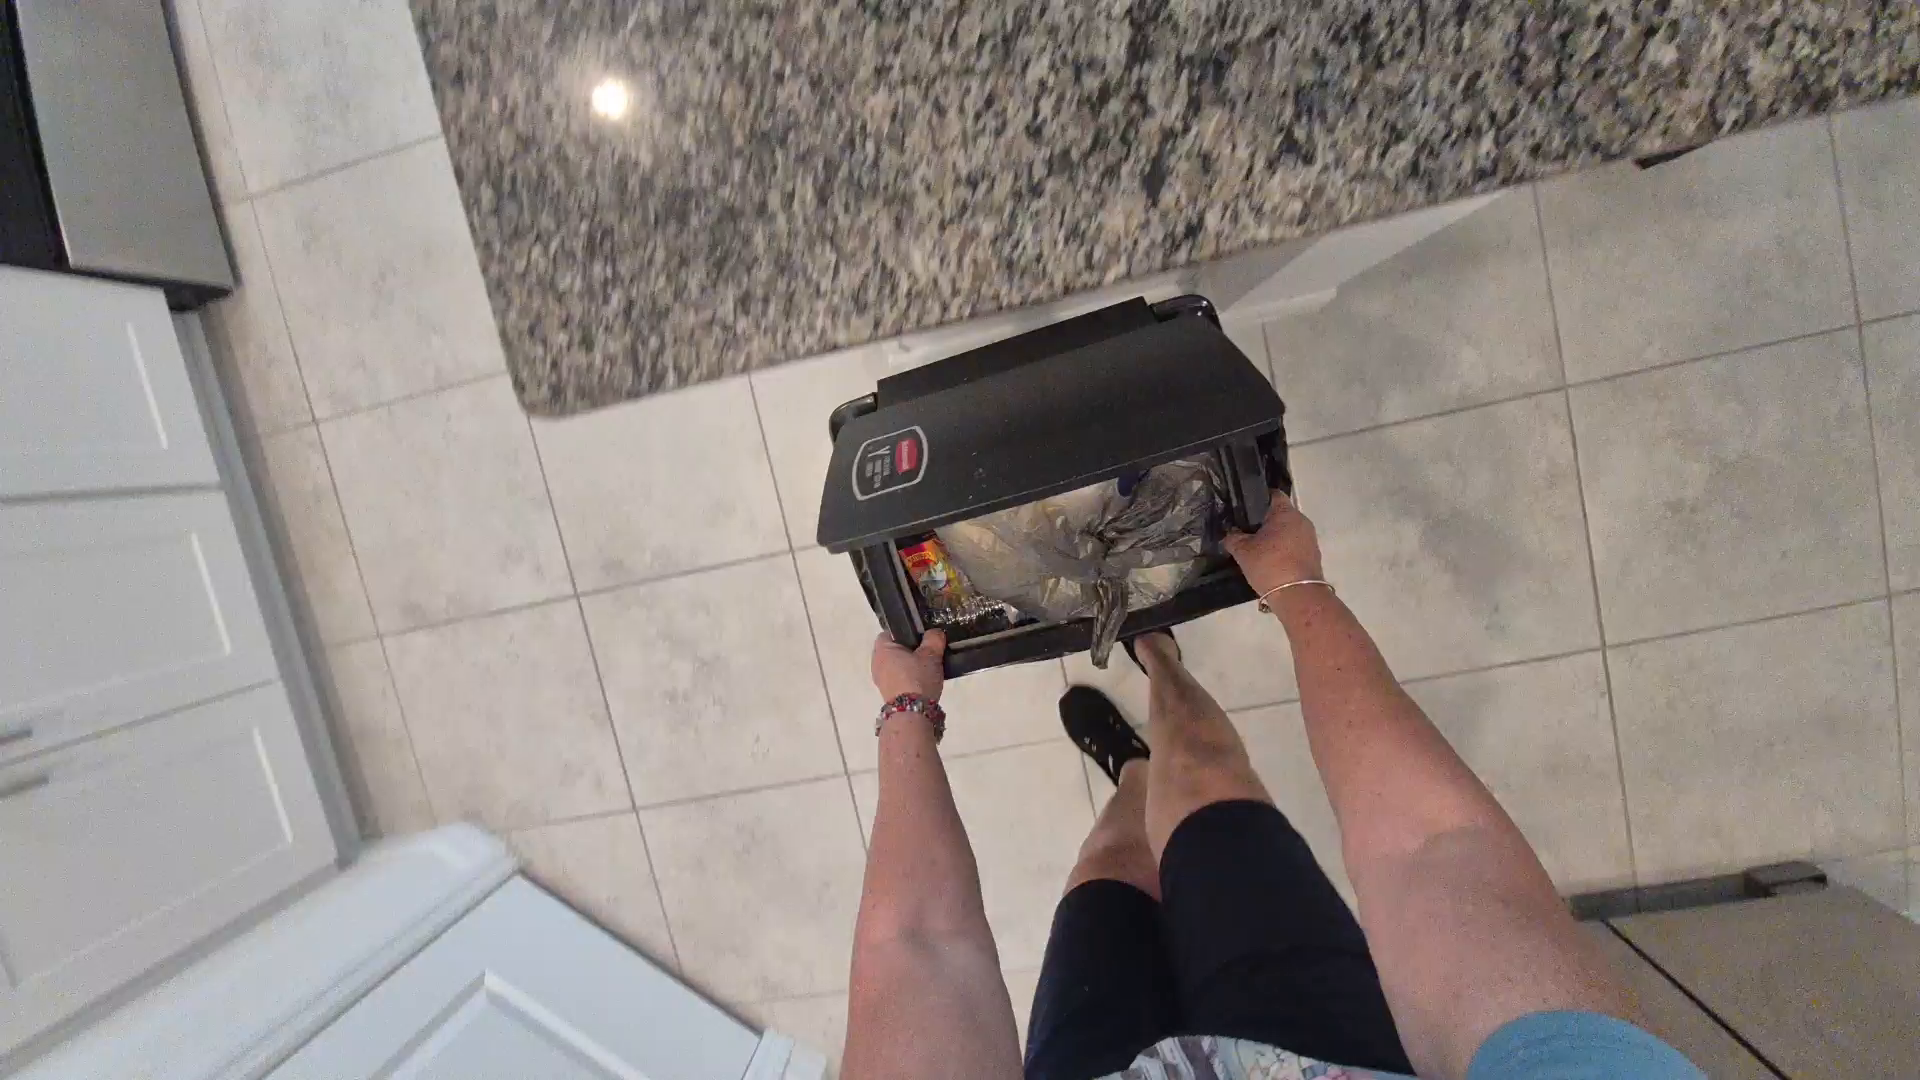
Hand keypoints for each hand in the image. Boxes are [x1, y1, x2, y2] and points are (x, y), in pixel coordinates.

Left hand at [872, 629, 945, 701]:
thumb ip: (934, 639)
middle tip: (927, 652)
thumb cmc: (918, 678)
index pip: (890, 632)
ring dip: (909, 666)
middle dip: (909, 651)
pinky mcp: (887, 694)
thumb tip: (935, 632)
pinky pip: (898, 679)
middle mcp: (876, 662)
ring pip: (896, 665)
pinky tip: (922, 682)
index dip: (906, 632)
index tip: (921, 638)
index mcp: (882, 649)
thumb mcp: (931, 655)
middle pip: (894, 650)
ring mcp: (880, 680)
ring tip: (927, 668)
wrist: (912, 713)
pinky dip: (908, 678)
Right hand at [1222, 490, 1325, 595]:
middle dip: (1263, 521)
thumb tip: (1230, 533)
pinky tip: (1268, 560)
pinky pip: (1293, 544)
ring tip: (1255, 548)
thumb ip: (1233, 538)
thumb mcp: (1242, 551)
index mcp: (1286, 513)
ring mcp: (1309, 538)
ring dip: (1273, 536)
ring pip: (1287, 530)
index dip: (1257, 498)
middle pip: (1279, 514)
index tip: (1243, 508)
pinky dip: (1281, 549)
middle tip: (1244, 530)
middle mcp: (1302, 521)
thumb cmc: (1269, 565)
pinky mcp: (1312, 554)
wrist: (1297, 595)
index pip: (1272, 494)